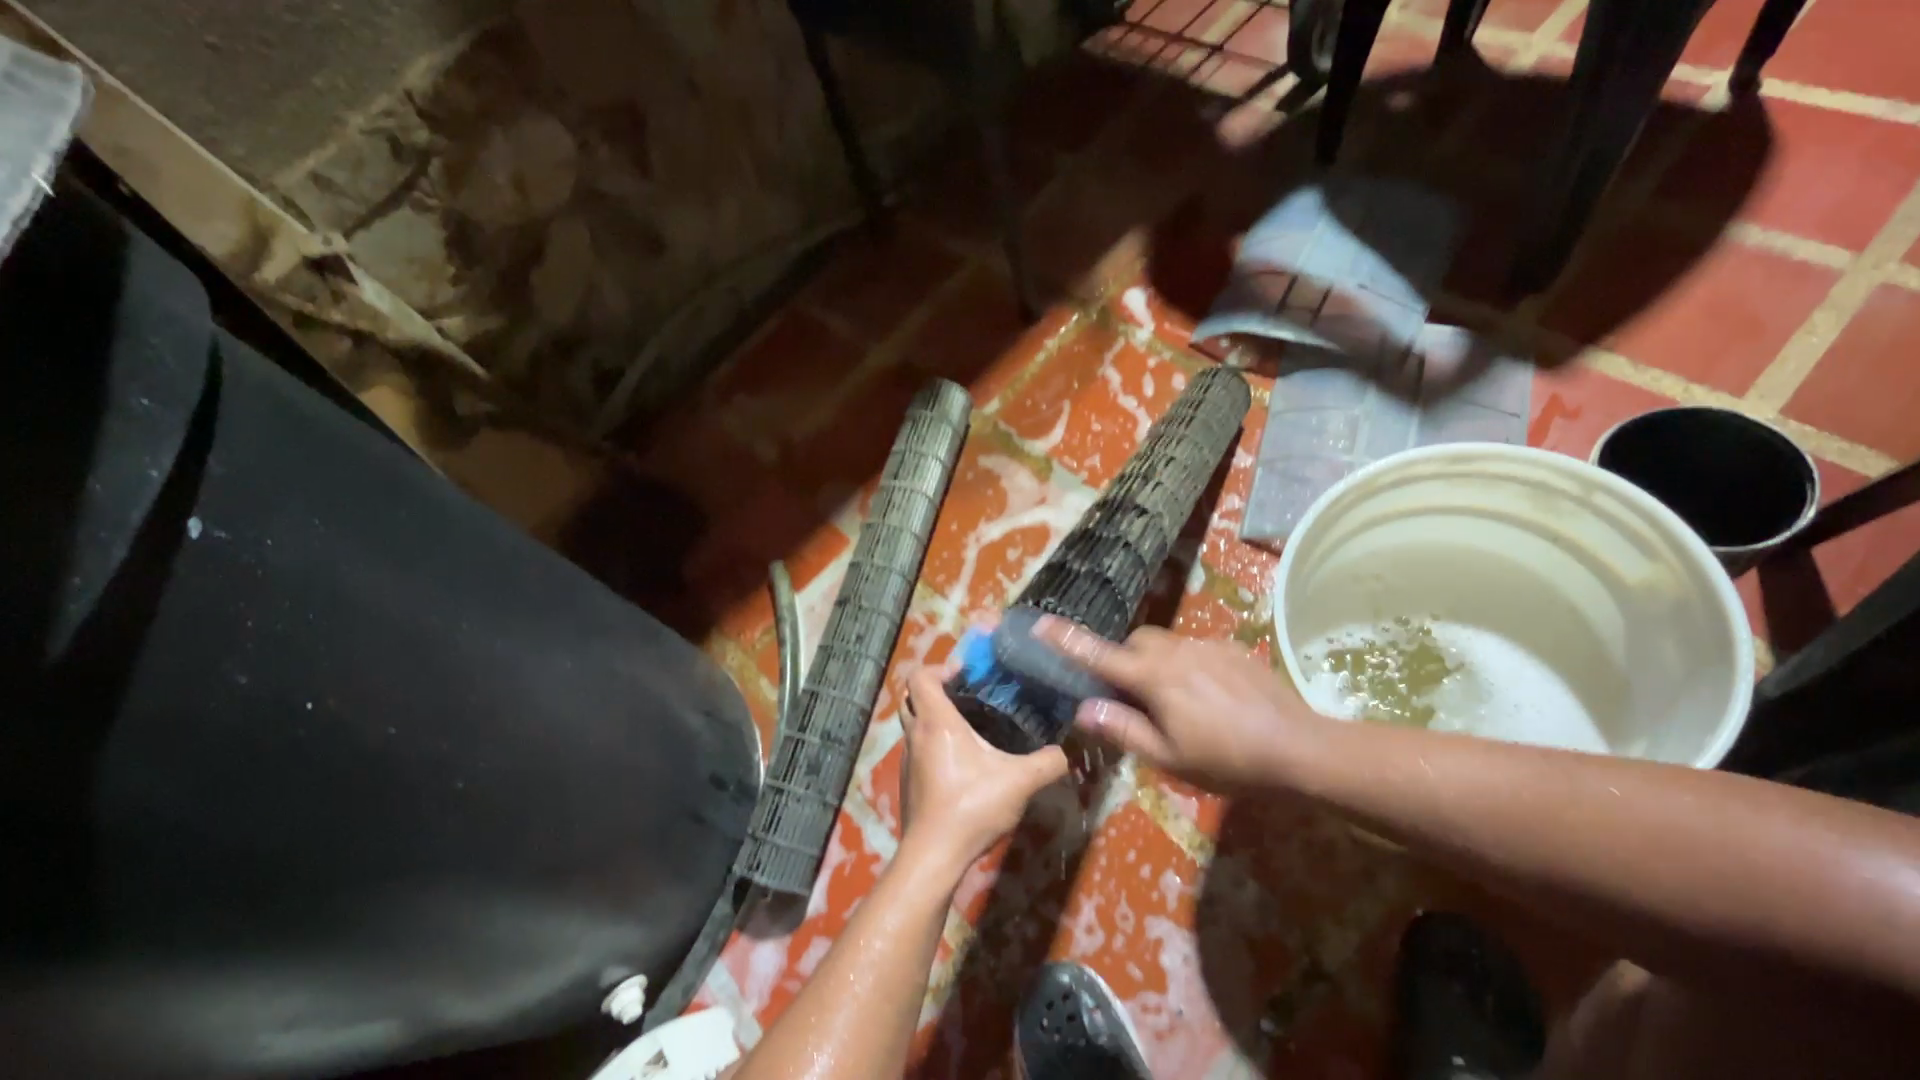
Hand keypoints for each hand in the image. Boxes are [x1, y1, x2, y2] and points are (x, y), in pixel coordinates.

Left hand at [899, 666, 1069, 866]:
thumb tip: (1068, 750)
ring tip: (969, 724)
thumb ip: (1049, 763)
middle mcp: (916, 735)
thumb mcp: (1020, 783)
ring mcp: (909, 760)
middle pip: (912, 696)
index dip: (940, 667)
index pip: (920, 677)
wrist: (933, 855)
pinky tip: (962, 760)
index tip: (967, 673)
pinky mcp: (909, 782)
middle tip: (968, 693)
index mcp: (937, 723)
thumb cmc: (971, 808)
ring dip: (934, 717)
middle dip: (936, 688)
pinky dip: (934, 743)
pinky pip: (918, 749)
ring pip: (913, 724)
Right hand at [1033, 618, 1321, 790]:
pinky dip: (1188, 667)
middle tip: (1130, 697)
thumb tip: (1085, 708)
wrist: (1297, 747)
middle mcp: (1176, 652)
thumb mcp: (1169, 757)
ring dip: (1157, 665)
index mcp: (1154, 678)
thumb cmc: (1227, 760)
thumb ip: (1124, 730)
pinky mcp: (1233, 650)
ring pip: (1167, 645)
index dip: (1066, 641)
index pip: (1099, 655)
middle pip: (1135, 642)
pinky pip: (1196, 650)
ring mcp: (1208, 646)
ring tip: (1178, 705)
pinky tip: (1210, 700)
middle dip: (1124, 660)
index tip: (1040, 624)